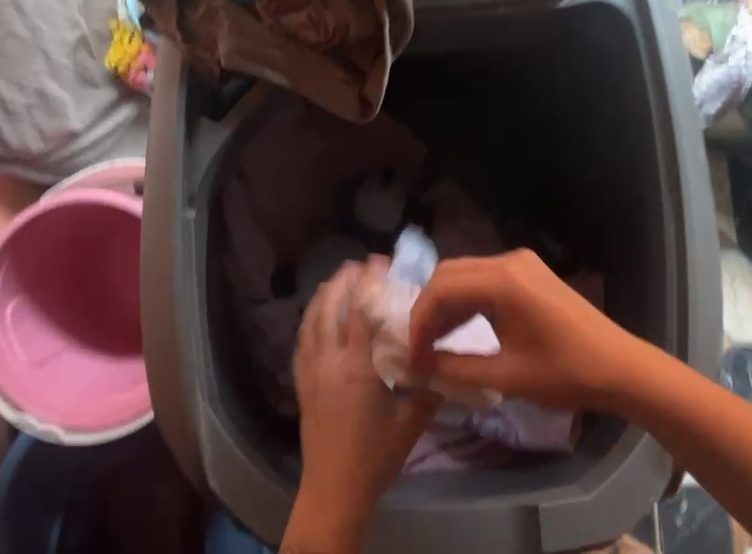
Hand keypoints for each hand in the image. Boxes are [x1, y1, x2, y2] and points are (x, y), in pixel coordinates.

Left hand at [286, 260, 438, 548]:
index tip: (380, 262)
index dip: (369, 282)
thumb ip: (430, 389)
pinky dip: (309, 320)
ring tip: (336, 279)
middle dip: (343, 282)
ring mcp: (311, 370)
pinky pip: (302, 341)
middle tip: (358, 264)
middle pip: (331, 309)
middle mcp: (330, 361)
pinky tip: (315, 316)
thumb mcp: (412, 422)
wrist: (334, 488)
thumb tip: (449, 362)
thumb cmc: (376, 455)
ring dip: (324, 296)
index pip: (361, 311)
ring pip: (312, 321)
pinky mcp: (302, 383)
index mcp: (358, 366)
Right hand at [408, 249, 642, 411]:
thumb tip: (421, 367)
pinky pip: (484, 278)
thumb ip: (457, 368)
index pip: (441, 289)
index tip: (412, 355)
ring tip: (434, 343)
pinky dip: (466, 300)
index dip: (419, 321)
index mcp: (503, 280)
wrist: (621, 368)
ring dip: (446, 304)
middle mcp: (508, 260)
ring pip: (464, 274)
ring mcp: (521, 263)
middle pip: (449, 274)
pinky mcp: (529, 272)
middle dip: (428, 309)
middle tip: (418, 346)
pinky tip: (461, 328)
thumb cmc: (566, 373)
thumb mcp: (507, 377)